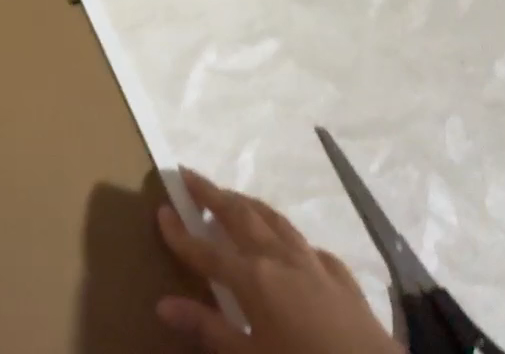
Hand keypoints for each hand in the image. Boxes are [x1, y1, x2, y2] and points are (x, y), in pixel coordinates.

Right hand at [157, 168, 400, 353]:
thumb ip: (208, 328)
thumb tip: (162, 304)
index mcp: (251, 278)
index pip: (204, 249)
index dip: (179, 232)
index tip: (160, 209)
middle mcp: (279, 259)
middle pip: (239, 217)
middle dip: (212, 195)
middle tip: (189, 176)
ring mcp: (315, 266)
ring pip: (275, 221)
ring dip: (248, 204)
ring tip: (231, 196)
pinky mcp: (344, 281)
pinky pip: (310, 248)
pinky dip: (291, 238)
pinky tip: (291, 246)